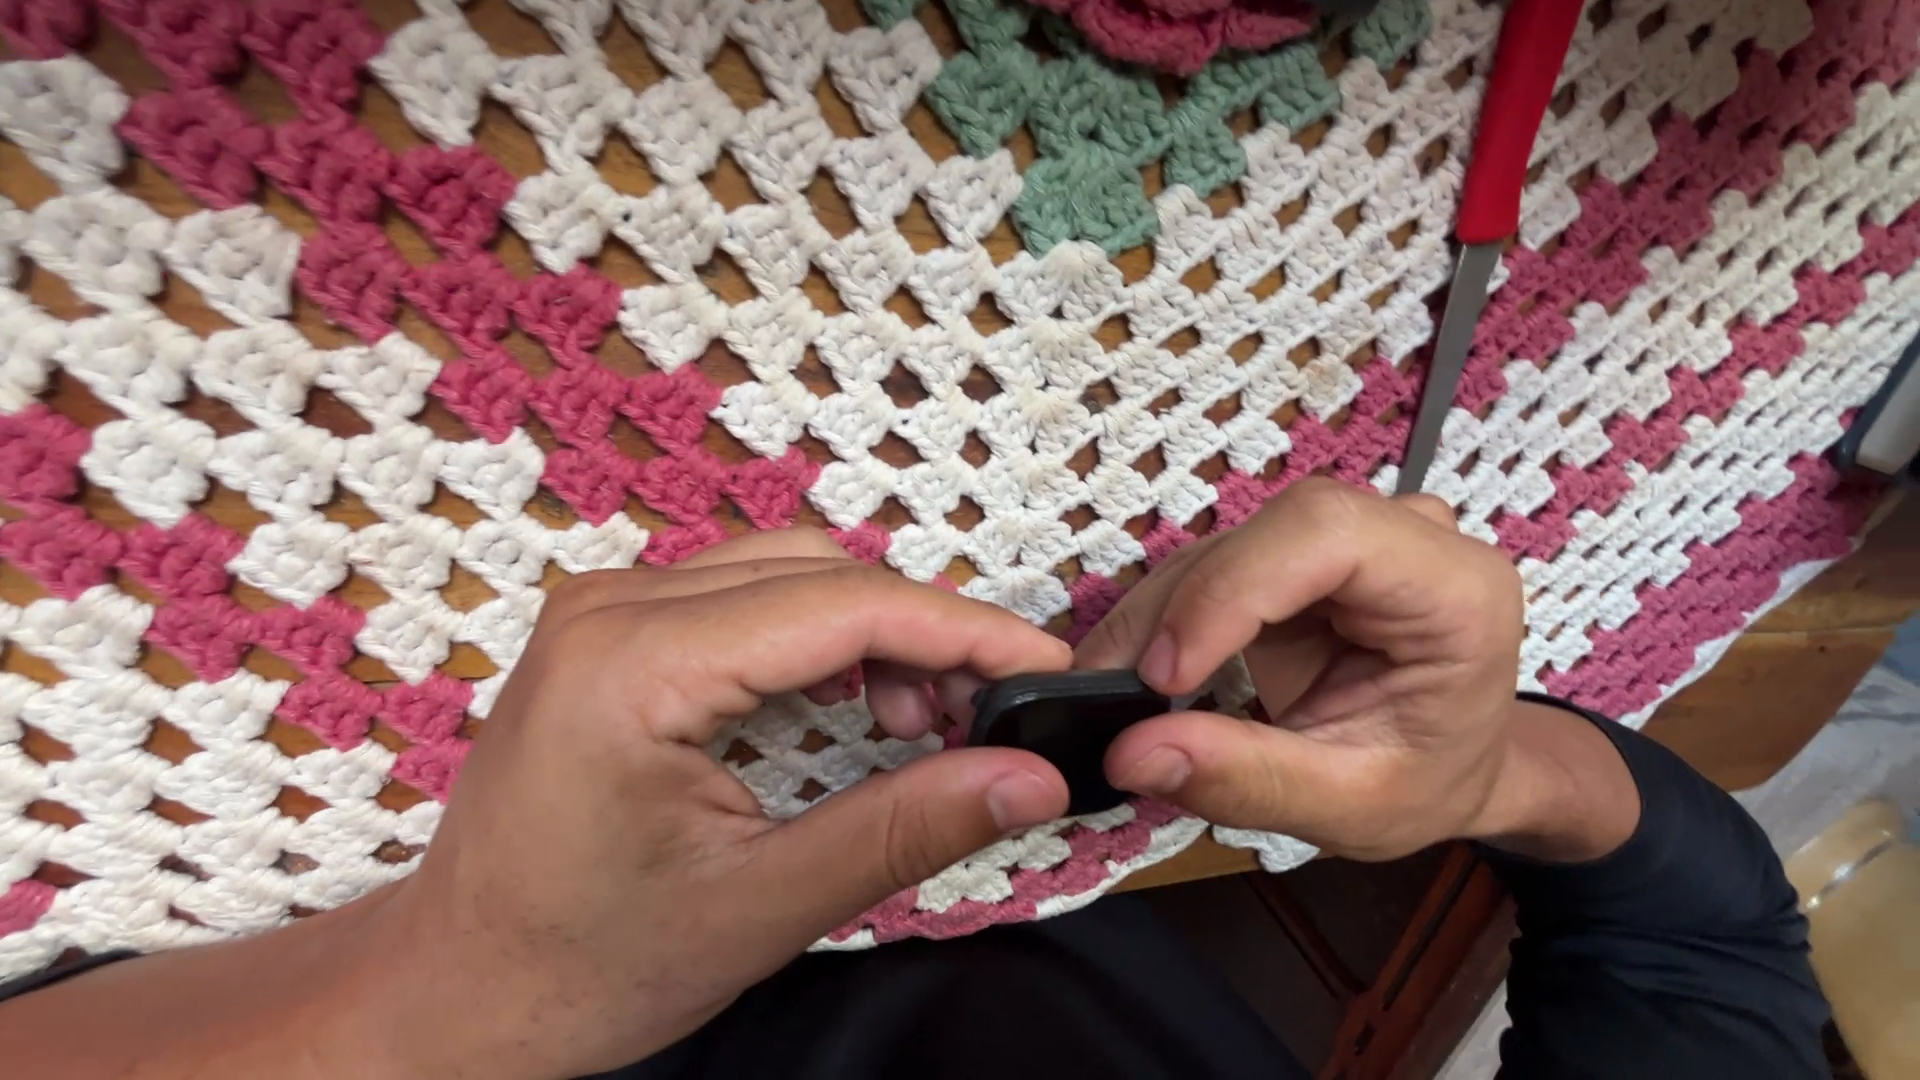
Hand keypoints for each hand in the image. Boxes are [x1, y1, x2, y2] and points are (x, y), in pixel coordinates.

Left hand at [350, 528, 1075, 1075]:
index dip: (963, 631)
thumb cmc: (584, 968)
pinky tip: (855, 700)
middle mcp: (618, 601)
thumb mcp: (763, 906)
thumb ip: (907, 827)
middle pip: (826, 576)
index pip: (845, 607)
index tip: (1046, 662)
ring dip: (881, 632)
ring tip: (920, 721)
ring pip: (798, 572)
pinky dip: (829, 635)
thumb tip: (1031, 778)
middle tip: (987, 715)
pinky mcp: (624, 621)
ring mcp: (614, 600)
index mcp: (637, 664)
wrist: (448, 991)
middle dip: (928, 636)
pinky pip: (759, 592)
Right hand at [1075, 478, 1536, 860]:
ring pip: (1218, 547)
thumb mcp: (1349, 808)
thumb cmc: (1425, 784)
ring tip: (1104, 684)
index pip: (1324, 535)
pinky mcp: (1290, 549)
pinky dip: (1159, 616)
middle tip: (1106, 688)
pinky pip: (1208, 564)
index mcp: (1452, 589)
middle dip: (1172, 613)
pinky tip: (1131, 663)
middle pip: (1256, 537)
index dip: (1231, 589)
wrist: (1450, 763)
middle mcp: (1399, 536)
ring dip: (1151, 616)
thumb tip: (1129, 754)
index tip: (1164, 677)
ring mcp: (1340, 534)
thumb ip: (1248, 781)